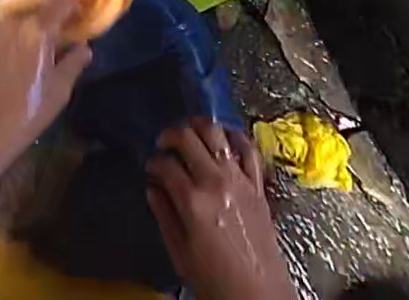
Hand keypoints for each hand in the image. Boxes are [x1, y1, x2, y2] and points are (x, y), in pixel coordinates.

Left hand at [0, 0, 92, 173]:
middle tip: (68, 28)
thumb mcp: (61, 89)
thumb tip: (85, 46)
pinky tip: (25, 50)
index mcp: (38, 30)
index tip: (84, 12)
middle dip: (56, 13)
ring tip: (46, 40)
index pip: (61, 0)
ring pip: (23, 16)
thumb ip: (75, 60)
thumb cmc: (29, 112)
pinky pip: (8, 28)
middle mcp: (15, 23)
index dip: (75, 2)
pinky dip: (20, 32)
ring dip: (37, 22)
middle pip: (41, 6)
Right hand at [146, 120, 297, 299]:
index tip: (150, 165)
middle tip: (163, 141)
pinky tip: (224, 137)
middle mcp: (215, 182)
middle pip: (188, 138)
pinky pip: (247, 148)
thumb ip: (165, 217)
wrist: (258, 296)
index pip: (166, 165)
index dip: (154, 161)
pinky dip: (234, 136)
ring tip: (189, 130)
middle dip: (171, 134)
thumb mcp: (181, 255)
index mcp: (193, 202)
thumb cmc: (215, 282)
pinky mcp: (256, 184)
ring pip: (216, 133)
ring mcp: (239, 179)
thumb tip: (152, 188)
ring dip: (199, 126)